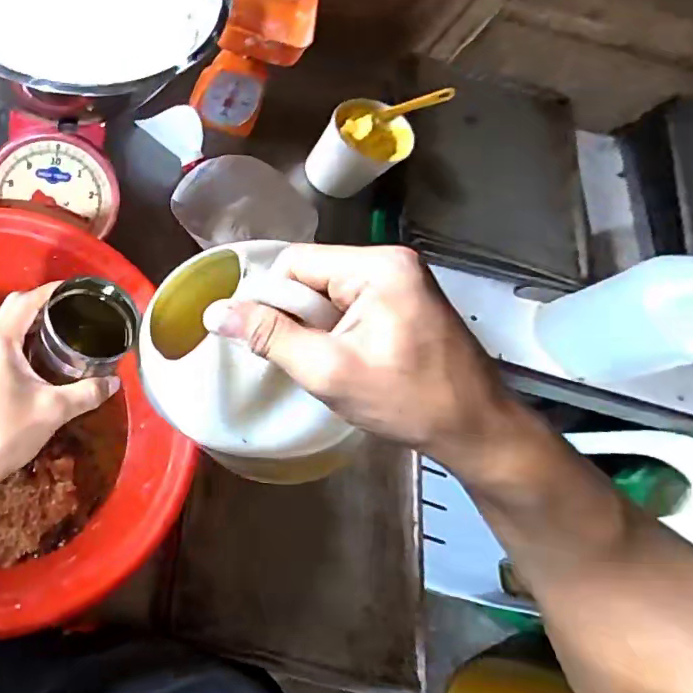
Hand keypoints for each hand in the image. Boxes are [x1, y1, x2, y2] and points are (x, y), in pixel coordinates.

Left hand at [0, 283, 120, 488]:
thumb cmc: (8, 432)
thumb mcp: (55, 410)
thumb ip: (87, 392)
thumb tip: (114, 382)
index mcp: (1, 343)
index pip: (26, 301)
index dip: (52, 290)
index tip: (77, 289)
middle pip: (14, 307)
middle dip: (42, 301)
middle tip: (74, 307)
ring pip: (8, 327)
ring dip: (33, 321)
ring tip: (65, 325)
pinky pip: (6, 345)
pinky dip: (25, 339)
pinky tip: (46, 354)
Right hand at [201, 244, 518, 466]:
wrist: (478, 430)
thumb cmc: (407, 401)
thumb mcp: (328, 370)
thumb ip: (269, 336)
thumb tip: (214, 312)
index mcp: (377, 266)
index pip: (294, 263)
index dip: (270, 300)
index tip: (269, 341)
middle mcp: (390, 261)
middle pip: (308, 275)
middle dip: (294, 316)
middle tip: (303, 358)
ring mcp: (400, 281)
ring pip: (322, 293)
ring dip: (311, 327)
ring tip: (325, 362)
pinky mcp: (402, 302)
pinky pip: (344, 305)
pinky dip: (331, 331)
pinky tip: (341, 359)